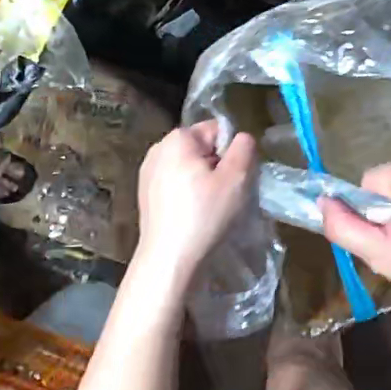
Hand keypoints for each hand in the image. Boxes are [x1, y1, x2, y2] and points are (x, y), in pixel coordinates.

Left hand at [136, 121, 256, 274]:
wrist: (169, 259)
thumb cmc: (204, 215)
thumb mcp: (237, 178)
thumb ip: (245, 148)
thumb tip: (241, 138)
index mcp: (178, 138)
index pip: (218, 131)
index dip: (232, 153)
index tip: (233, 180)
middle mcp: (158, 148)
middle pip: (202, 149)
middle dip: (217, 167)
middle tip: (225, 196)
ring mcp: (148, 172)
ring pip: (189, 168)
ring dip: (204, 183)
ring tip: (209, 209)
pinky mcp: (145, 194)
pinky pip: (176, 185)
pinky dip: (187, 196)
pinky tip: (192, 216)